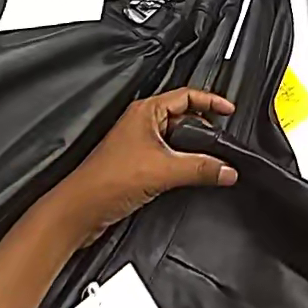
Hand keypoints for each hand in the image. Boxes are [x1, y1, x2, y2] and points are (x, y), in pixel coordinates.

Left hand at [48, 87, 237, 242]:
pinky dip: (181, 160)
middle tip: (220, 138)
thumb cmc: (105, 181)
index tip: (229, 108)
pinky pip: (167, 154)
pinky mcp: (136, 162)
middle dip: (204, 126)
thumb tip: (226, 168)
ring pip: (175, 136)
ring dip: (192, 146)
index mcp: (147, 110)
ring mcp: (138, 141)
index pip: (187, 95)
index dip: (211, 100)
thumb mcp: (163, 170)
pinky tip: (187, 173)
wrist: (78, 212)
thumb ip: (200, 168)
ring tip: (207, 158)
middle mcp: (142, 121)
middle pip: (183, 115)